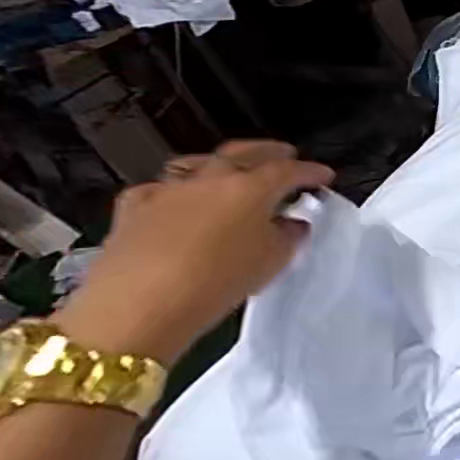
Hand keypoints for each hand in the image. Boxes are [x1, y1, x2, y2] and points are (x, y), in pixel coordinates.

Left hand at [54, 141, 333, 363]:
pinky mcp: (134, 206)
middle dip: (269, 152)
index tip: (324, 175)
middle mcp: (212, 176)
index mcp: (252, 186)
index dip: (310, 171)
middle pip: (246, 152)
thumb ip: (288, 238)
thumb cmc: (215, 283)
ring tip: (231, 172)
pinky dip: (173, 193)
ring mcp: (170, 187)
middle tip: (285, 155)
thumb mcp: (269, 264)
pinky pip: (159, 189)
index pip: (289, 170)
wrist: (136, 308)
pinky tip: (174, 203)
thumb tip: (293, 224)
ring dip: (221, 164)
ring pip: (200, 162)